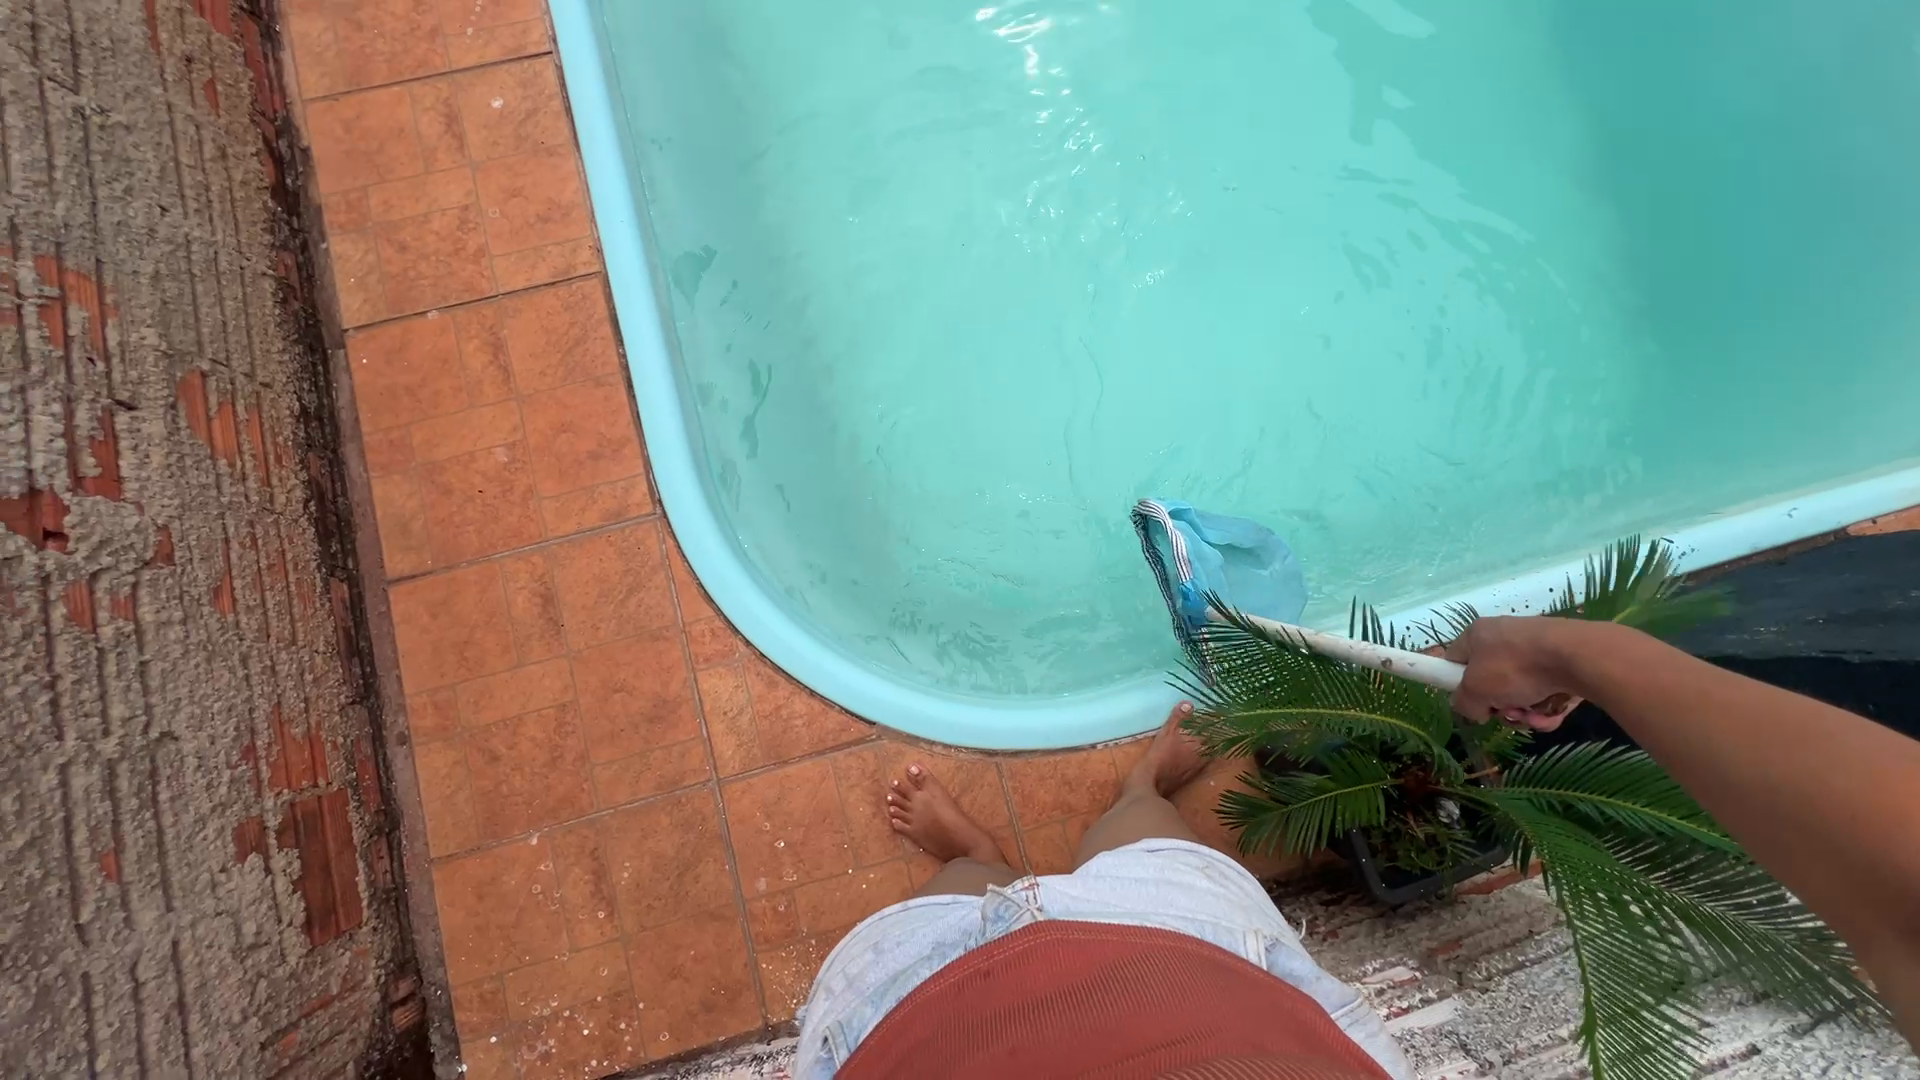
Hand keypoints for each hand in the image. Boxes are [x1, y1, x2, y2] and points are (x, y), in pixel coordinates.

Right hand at [1439, 616, 1589, 730]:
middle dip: (1500, 703)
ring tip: (1534, 717)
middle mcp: (1505, 636)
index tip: (1471, 702)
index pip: (1456, 660)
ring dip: (1525, 709)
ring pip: (1522, 688)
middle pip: (1492, 679)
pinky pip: (1548, 688)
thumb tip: (1474, 710)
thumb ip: (1463, 703)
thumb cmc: (1515, 667)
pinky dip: (1548, 705)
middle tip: (1507, 713)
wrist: (1580, 656)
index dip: (1457, 683)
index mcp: (1476, 634)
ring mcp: (1538, 647)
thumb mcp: (1475, 691)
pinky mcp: (1566, 660)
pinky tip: (1553, 714)